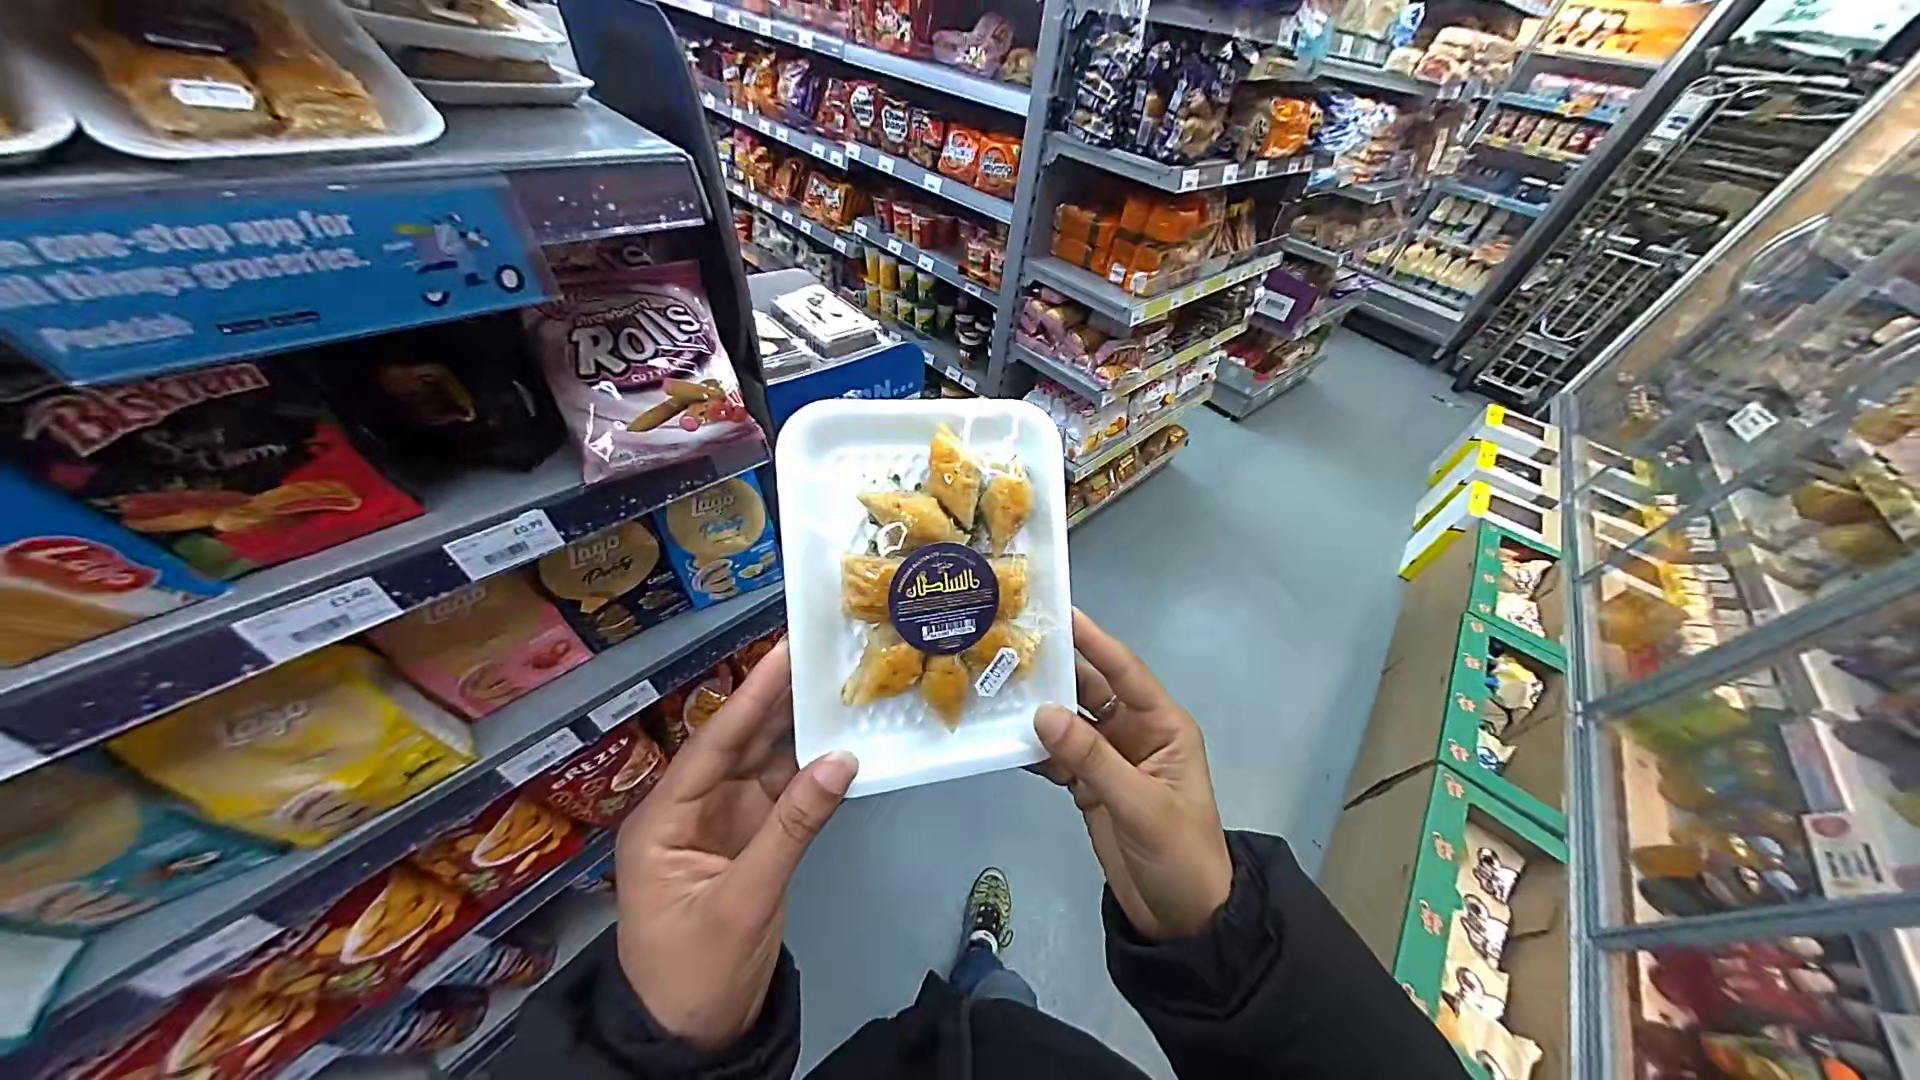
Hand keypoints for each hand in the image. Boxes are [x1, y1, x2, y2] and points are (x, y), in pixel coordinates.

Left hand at [614, 642, 857, 1050]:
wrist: (694, 1041)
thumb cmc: (695, 974)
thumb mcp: (743, 902)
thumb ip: (794, 827)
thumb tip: (843, 760)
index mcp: (665, 818)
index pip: (714, 742)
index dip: (752, 695)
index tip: (784, 652)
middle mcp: (693, 808)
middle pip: (739, 743)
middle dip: (776, 699)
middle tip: (816, 654)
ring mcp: (725, 821)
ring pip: (764, 762)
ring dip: (797, 728)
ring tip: (832, 684)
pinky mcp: (752, 837)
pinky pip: (783, 791)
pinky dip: (810, 768)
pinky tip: (835, 740)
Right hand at [1033, 610, 1232, 940]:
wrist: (1182, 920)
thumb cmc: (1180, 855)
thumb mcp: (1142, 805)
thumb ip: (1092, 758)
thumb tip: (1042, 713)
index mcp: (1161, 726)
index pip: (1125, 672)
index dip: (1096, 641)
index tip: (1063, 614)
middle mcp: (1133, 732)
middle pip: (1090, 692)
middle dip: (1056, 673)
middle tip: (1012, 648)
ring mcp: (1109, 758)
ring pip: (1069, 721)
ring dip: (1039, 710)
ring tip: (997, 687)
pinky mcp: (1089, 784)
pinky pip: (1057, 755)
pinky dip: (1035, 748)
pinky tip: (1005, 738)